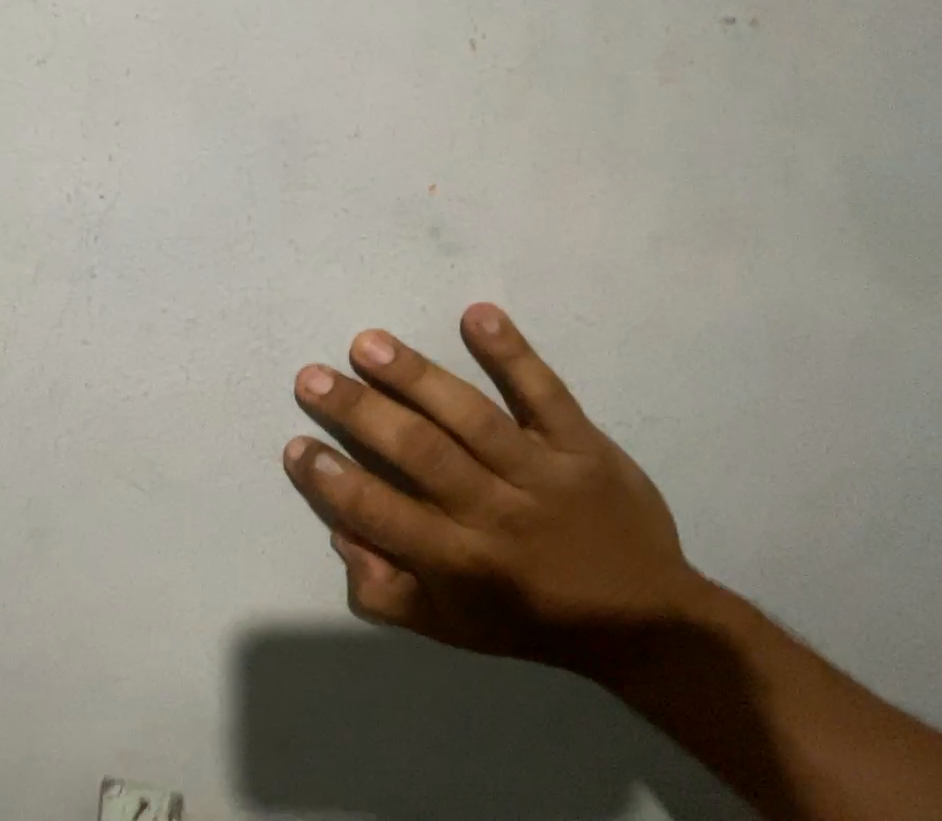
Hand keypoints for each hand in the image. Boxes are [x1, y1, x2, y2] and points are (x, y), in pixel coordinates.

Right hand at [283, 303, 716, 673]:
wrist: (646, 620)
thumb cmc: (528, 619)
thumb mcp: (449, 626)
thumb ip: (385, 590)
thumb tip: (341, 533)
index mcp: (460, 561)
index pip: (383, 514)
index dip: (333, 480)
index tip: (295, 445)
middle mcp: (497, 513)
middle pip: (420, 453)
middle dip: (360, 412)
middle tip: (312, 378)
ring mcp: (544, 473)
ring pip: (472, 417)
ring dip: (416, 376)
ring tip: (367, 343)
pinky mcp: (584, 446)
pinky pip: (546, 395)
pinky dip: (513, 355)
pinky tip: (477, 314)